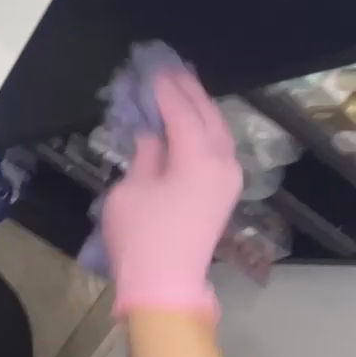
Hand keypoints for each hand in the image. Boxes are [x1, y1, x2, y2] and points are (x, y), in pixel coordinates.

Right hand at [101, 69, 243, 317]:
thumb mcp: (129, 194)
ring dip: (198, 111)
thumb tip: (152, 139)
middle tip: (171, 73)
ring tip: (182, 93)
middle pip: (208, 117)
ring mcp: (226, 179)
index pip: (183, 114)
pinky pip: (214, 151)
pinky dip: (201, 133)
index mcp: (198, 158)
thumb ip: (144, 159)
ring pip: (216, 132)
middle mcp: (222, 162)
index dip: (166, 92)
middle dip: (189, 93)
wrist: (164, 284)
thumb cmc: (140, 239)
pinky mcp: (221, 195)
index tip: (153, 72)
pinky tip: (187, 128)